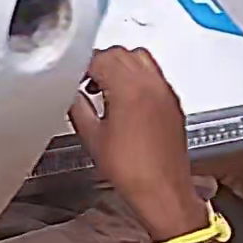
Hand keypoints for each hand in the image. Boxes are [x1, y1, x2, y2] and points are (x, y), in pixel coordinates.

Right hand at [68, 47, 206, 236]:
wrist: (162, 189)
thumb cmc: (131, 170)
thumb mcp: (91, 137)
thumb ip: (78, 107)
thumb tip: (71, 95)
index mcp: (130, 89)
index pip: (102, 58)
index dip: (82, 66)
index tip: (73, 76)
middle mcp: (152, 85)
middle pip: (122, 53)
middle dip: (100, 62)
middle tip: (84, 80)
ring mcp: (165, 92)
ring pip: (141, 59)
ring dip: (119, 65)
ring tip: (103, 86)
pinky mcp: (172, 103)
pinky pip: (153, 75)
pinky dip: (136, 76)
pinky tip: (123, 98)